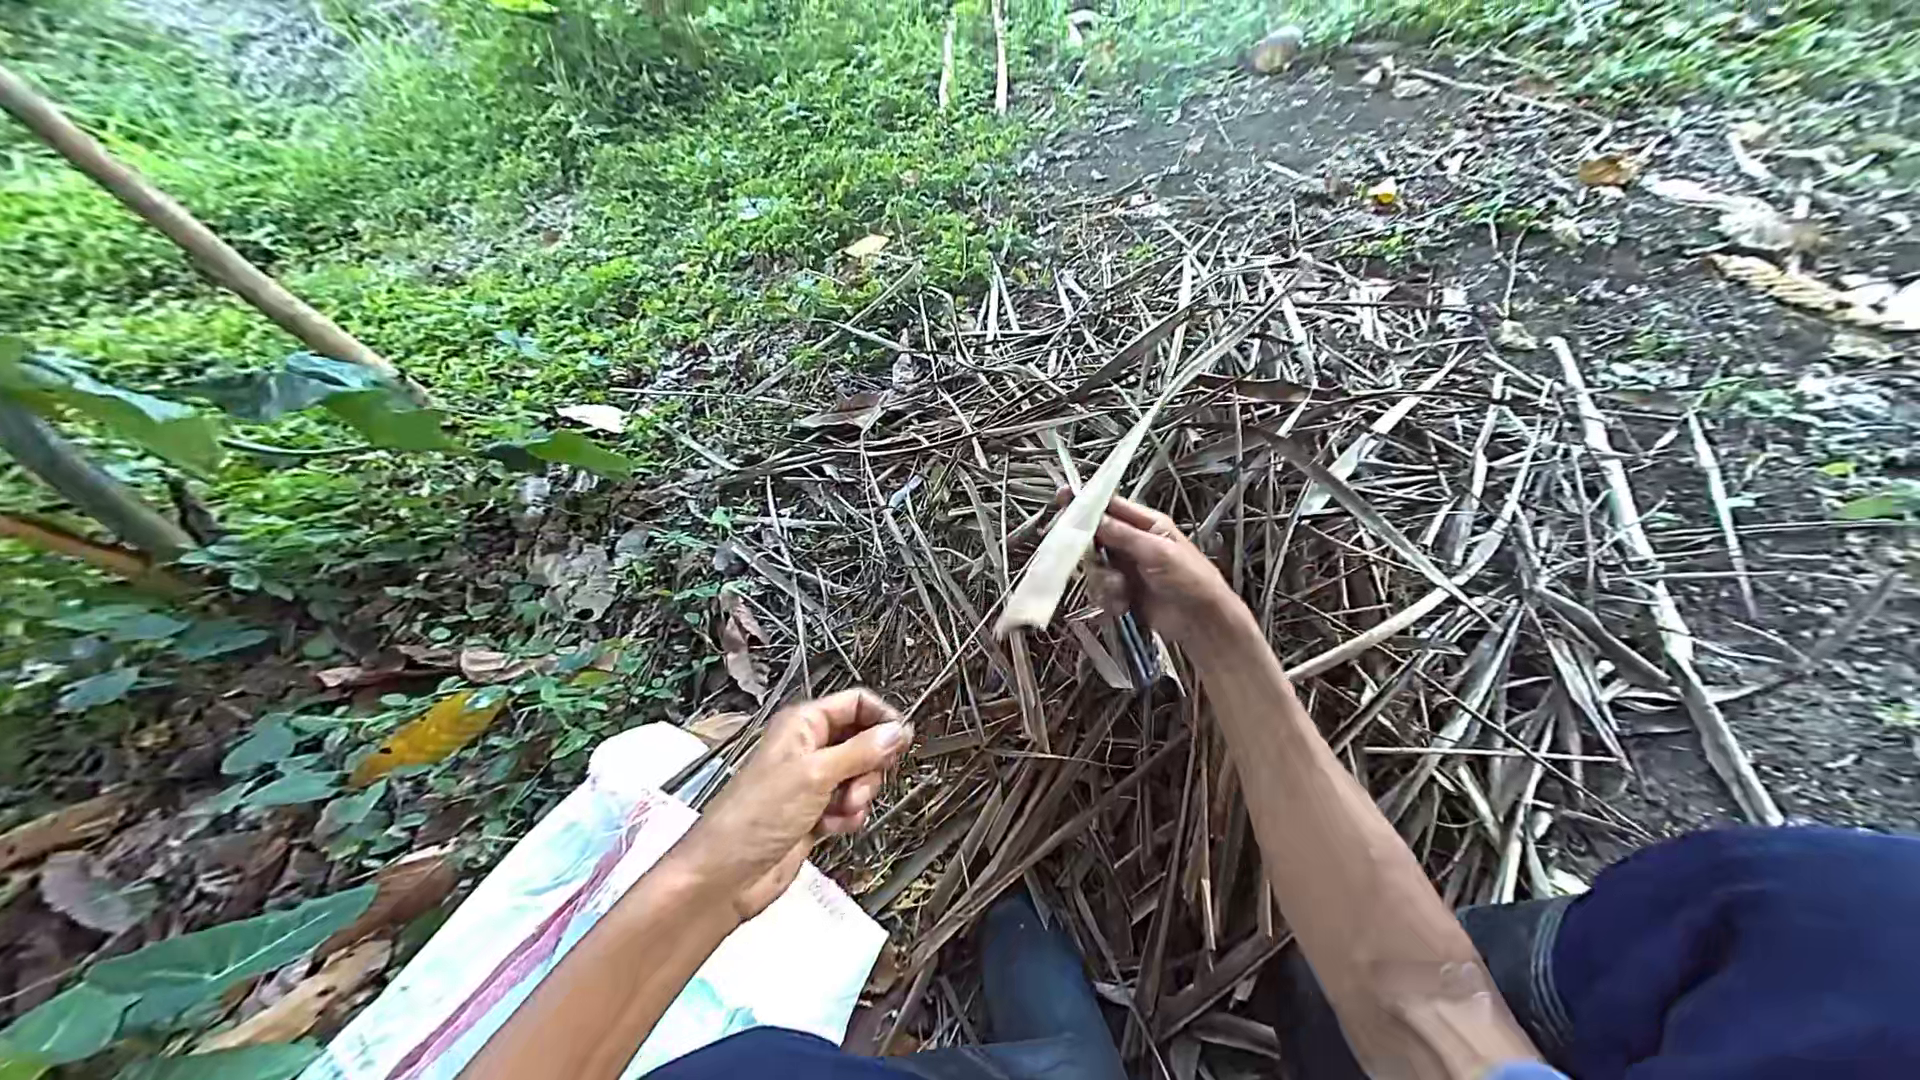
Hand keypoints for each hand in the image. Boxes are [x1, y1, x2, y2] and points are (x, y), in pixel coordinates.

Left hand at [665, 689, 910, 921]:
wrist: (727, 876)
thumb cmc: (752, 817)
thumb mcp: (816, 774)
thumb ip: (863, 750)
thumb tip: (897, 730)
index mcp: (804, 723)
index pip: (857, 704)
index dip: (882, 719)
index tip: (900, 739)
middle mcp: (809, 747)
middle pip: (865, 740)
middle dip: (870, 765)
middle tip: (859, 782)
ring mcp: (812, 780)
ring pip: (861, 775)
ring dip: (859, 795)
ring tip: (841, 808)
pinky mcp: (815, 811)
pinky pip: (851, 805)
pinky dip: (848, 816)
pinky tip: (831, 826)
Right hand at [1087, 495, 1249, 646]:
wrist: (1201, 622)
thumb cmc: (1191, 580)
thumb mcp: (1157, 551)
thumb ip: (1122, 534)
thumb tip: (1092, 517)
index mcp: (1146, 524)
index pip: (1110, 506)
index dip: (1086, 503)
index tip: (1064, 498)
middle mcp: (1132, 543)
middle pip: (1094, 537)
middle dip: (1092, 552)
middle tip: (1097, 561)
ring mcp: (1125, 568)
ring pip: (1094, 567)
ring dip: (1104, 581)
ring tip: (1122, 589)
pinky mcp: (1121, 592)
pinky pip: (1099, 590)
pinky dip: (1109, 598)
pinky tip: (1124, 603)